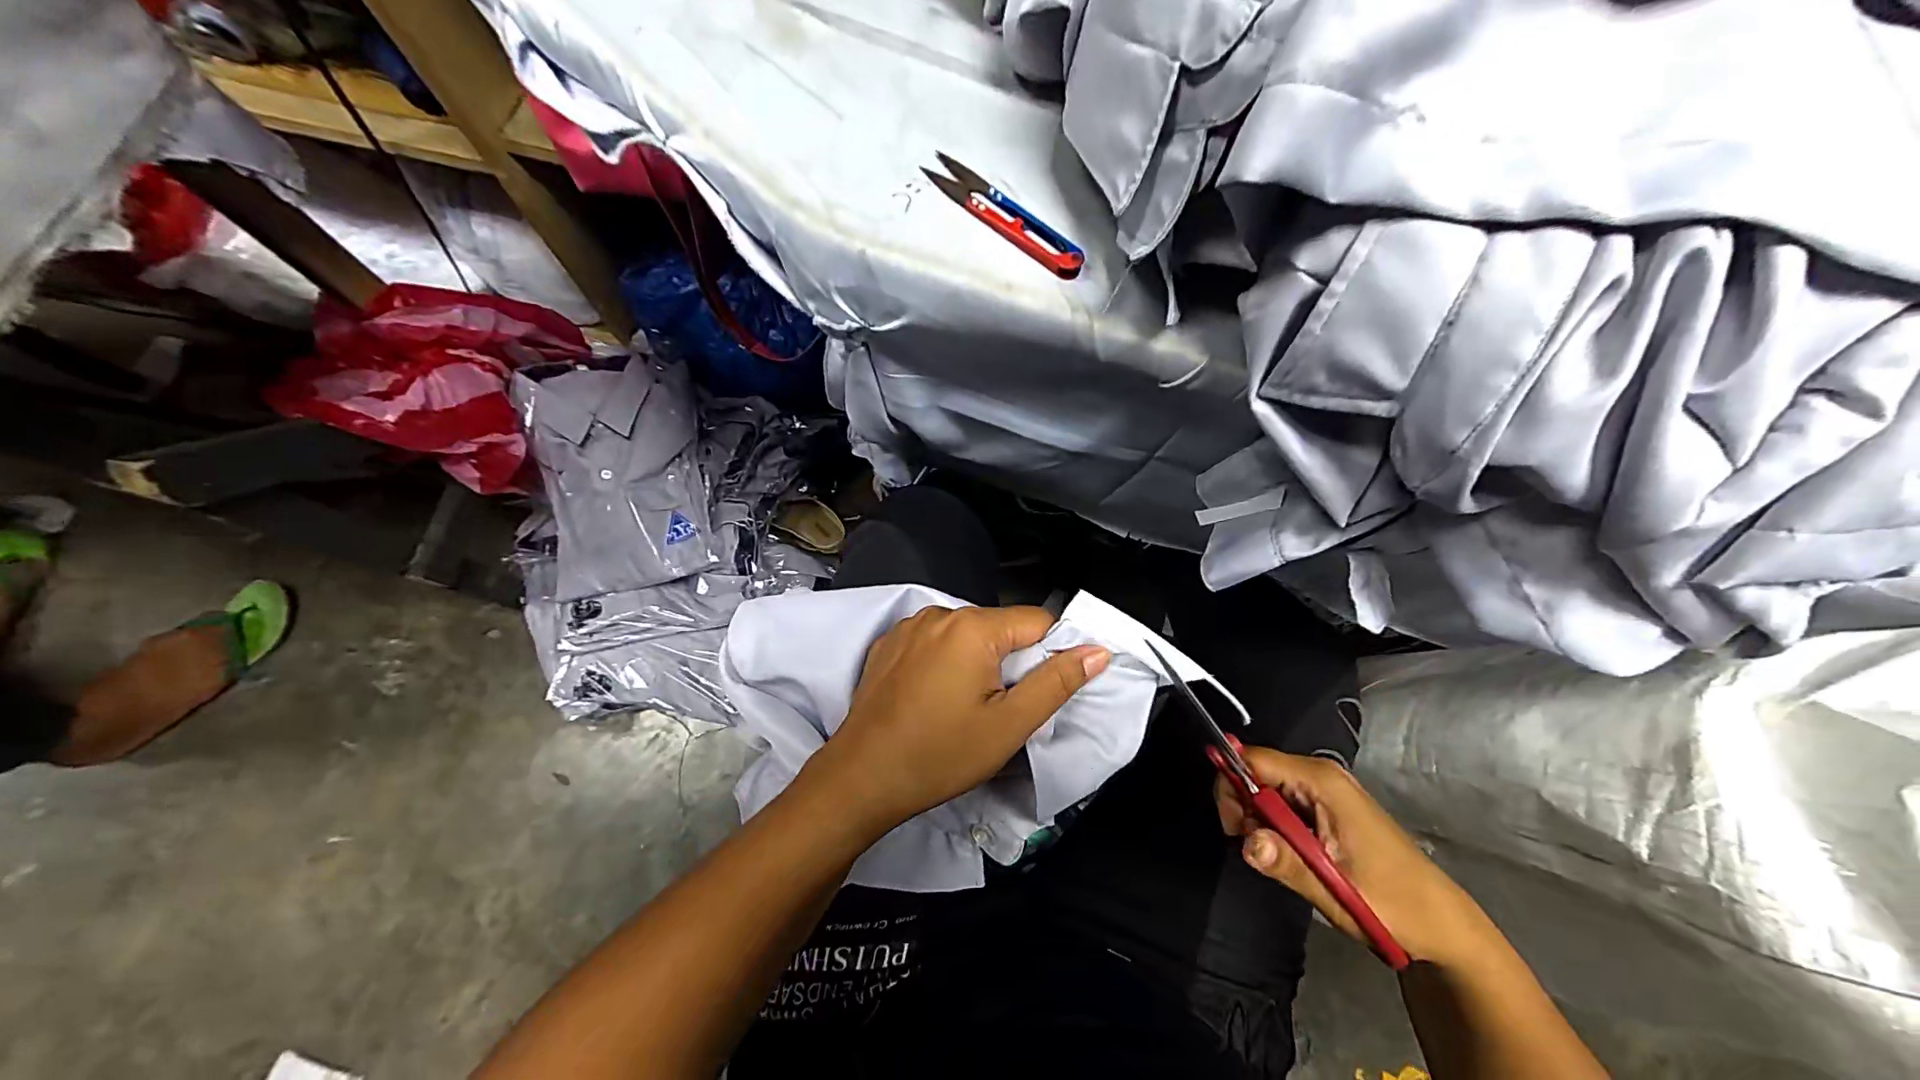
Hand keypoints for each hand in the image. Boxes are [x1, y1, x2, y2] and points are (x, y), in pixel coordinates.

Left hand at [805, 605, 1109, 831]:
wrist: (861, 778)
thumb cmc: (936, 756)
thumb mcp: (1009, 726)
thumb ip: (1056, 682)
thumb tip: (1094, 652)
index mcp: (971, 628)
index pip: (1038, 621)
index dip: (1052, 654)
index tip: (1042, 690)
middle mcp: (938, 615)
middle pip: (1001, 628)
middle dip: (1012, 662)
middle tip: (1000, 710)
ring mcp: (909, 627)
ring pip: (968, 636)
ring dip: (978, 663)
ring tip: (965, 710)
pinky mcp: (890, 644)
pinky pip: (935, 642)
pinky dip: (946, 663)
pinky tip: (936, 701)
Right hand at [1216, 747, 1491, 963]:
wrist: (1442, 924)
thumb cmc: (1394, 904)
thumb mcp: (1334, 889)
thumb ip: (1285, 862)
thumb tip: (1246, 842)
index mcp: (1322, 782)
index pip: (1251, 758)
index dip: (1231, 786)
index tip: (1233, 828)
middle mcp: (1321, 775)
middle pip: (1255, 772)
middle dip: (1245, 809)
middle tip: (1262, 850)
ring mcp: (1325, 789)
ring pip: (1265, 789)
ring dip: (1261, 823)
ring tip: (1286, 858)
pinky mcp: (1327, 805)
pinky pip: (1283, 802)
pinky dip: (1277, 827)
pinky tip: (1295, 854)